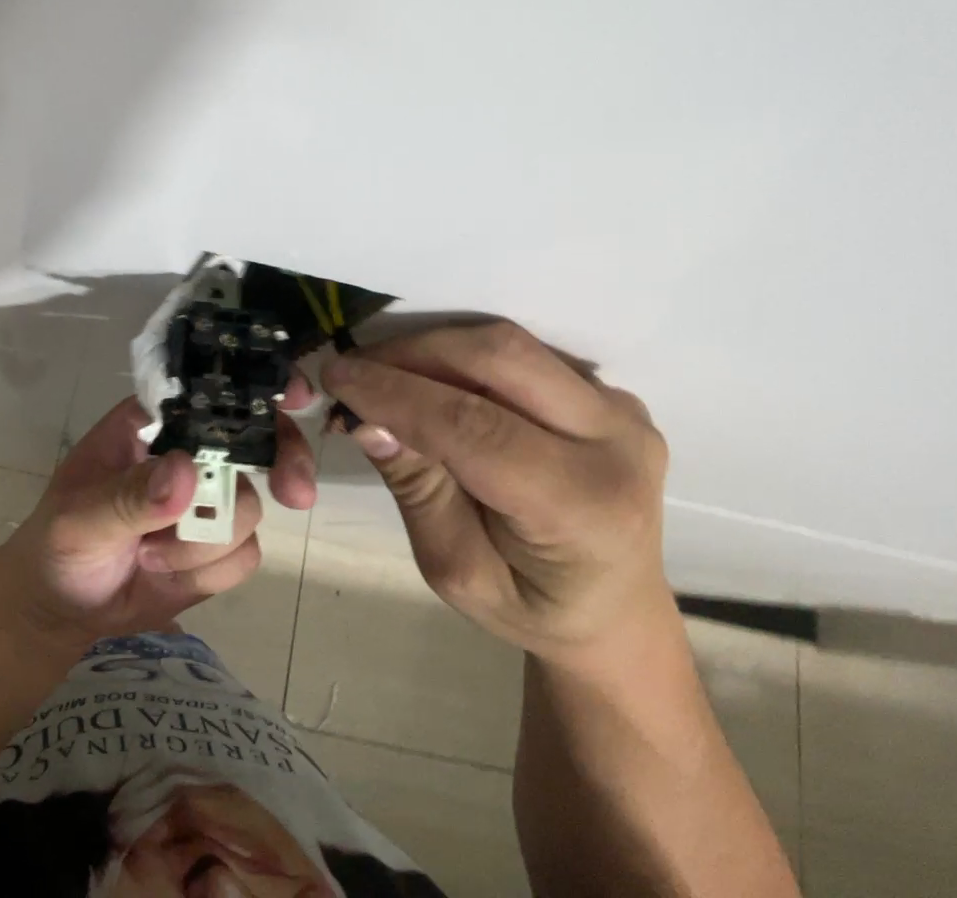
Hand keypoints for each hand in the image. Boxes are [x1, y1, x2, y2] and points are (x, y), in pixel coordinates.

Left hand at [0, 384, 318, 647]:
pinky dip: (207, 572)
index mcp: (150, 426)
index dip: (253, 389)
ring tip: (148, 554)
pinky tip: (162, 573)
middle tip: (294, 492)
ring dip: (203, 543)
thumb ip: (129, 495)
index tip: (294, 398)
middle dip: (281, 461)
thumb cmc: (58, 542)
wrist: (60, 608)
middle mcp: (188, 456)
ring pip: (250, 508)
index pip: (208, 392)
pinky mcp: (217, 551)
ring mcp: (207, 504)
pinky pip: (244, 555)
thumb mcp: (79, 517)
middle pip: (258, 440)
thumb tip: (185, 473)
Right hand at [321, 321, 671, 664]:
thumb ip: (418, 493)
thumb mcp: (456, 571)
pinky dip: (464, 357)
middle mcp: (615, 442)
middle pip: (501, 357)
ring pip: (513, 345)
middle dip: (413, 351)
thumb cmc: (530, 607)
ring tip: (380, 372)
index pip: (472, 425)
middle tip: (353, 368)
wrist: (613, 611)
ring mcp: (621, 411)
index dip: (395, 393)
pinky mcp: (610, 395)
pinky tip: (427, 381)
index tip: (335, 377)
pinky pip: (527, 355)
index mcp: (579, 505)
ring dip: (434, 347)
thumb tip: (367, 422)